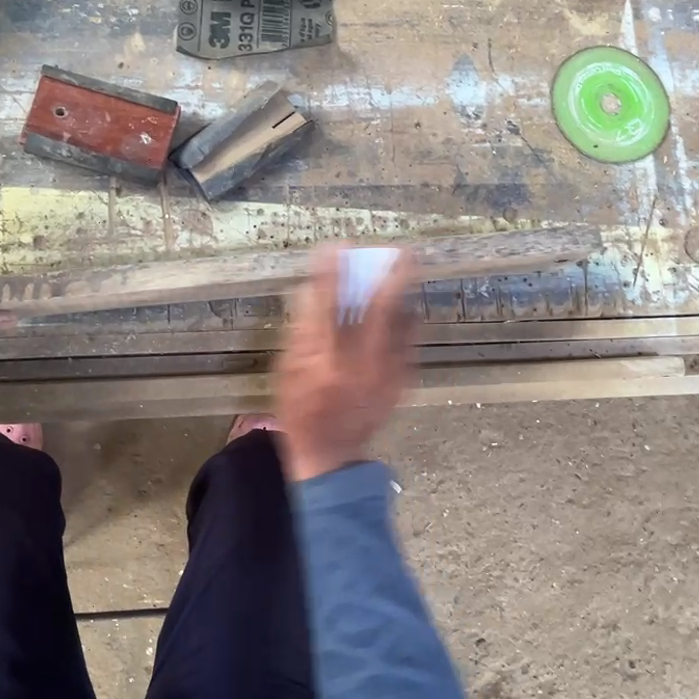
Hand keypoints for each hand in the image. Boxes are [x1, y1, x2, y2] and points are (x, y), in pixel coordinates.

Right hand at [272, 243, 417, 481]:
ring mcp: (385, 374)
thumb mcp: (288, 368)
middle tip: (404, 250)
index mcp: (322, 361)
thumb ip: (301, 330)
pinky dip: (406, 322)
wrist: (329, 453)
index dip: (332, 273)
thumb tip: (313, 291)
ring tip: (405, 273)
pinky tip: (403, 310)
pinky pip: (410, 343)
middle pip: (381, 310)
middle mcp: (358, 365)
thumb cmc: (300, 407)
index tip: (338, 245)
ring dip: (404, 296)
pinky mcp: (401, 383)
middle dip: (393, 276)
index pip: (327, 307)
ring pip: (403, 324)